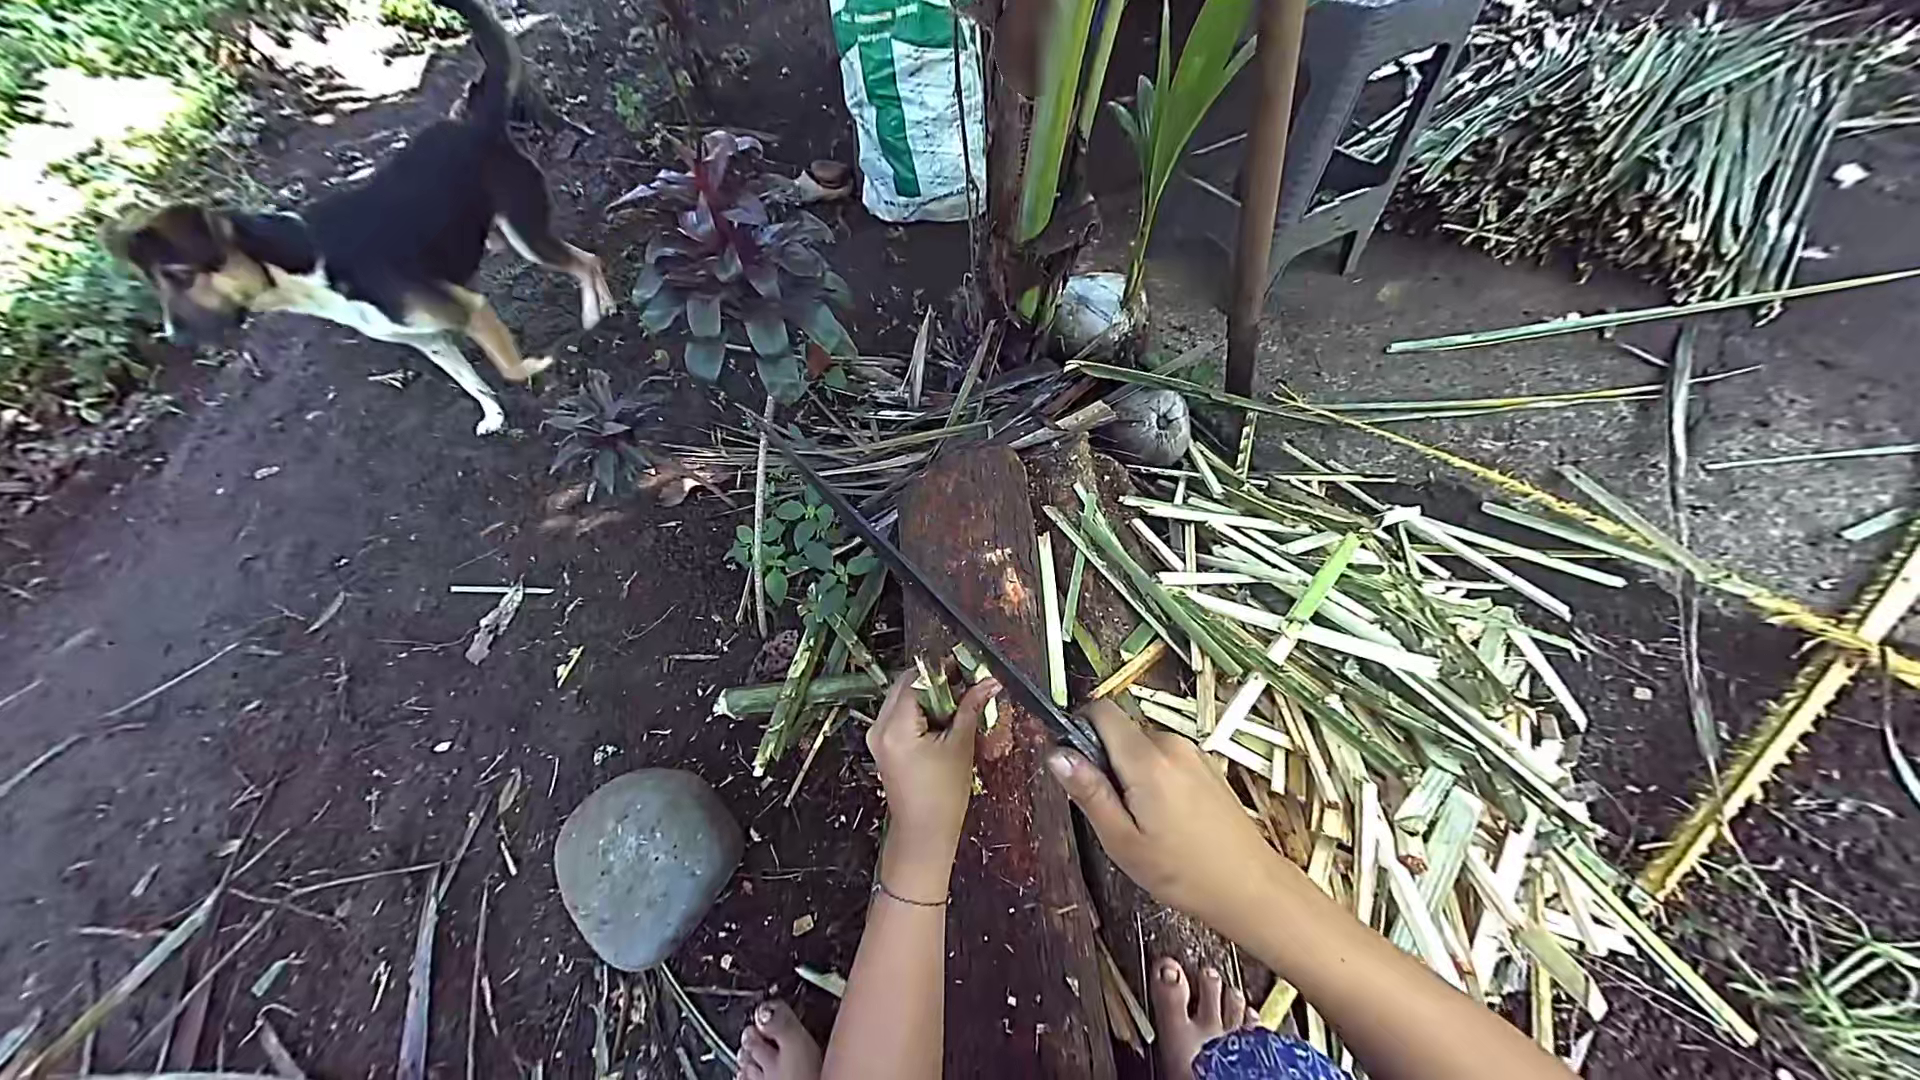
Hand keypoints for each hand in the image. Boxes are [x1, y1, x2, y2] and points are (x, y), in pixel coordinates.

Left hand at [867, 671, 999, 894]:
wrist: (924, 833)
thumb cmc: (943, 794)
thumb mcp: (961, 745)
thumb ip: (971, 707)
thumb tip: (989, 681)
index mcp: (895, 727)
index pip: (915, 681)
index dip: (941, 672)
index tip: (964, 670)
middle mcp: (878, 727)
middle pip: (905, 685)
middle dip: (935, 682)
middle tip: (963, 685)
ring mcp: (877, 736)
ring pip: (902, 698)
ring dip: (928, 695)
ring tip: (955, 705)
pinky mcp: (882, 744)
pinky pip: (899, 714)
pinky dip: (920, 710)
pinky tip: (941, 719)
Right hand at [1046, 700, 1296, 940]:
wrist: (1252, 888)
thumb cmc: (1184, 873)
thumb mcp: (1122, 840)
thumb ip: (1088, 791)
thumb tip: (1056, 754)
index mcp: (1147, 760)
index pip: (1101, 710)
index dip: (1080, 727)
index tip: (1077, 763)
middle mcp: (1170, 744)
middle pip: (1120, 730)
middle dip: (1106, 759)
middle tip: (1114, 809)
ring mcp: (1191, 751)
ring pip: (1140, 744)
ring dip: (1130, 770)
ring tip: (1143, 819)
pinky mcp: (1204, 762)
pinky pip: (1163, 755)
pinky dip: (1153, 775)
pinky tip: (1166, 816)